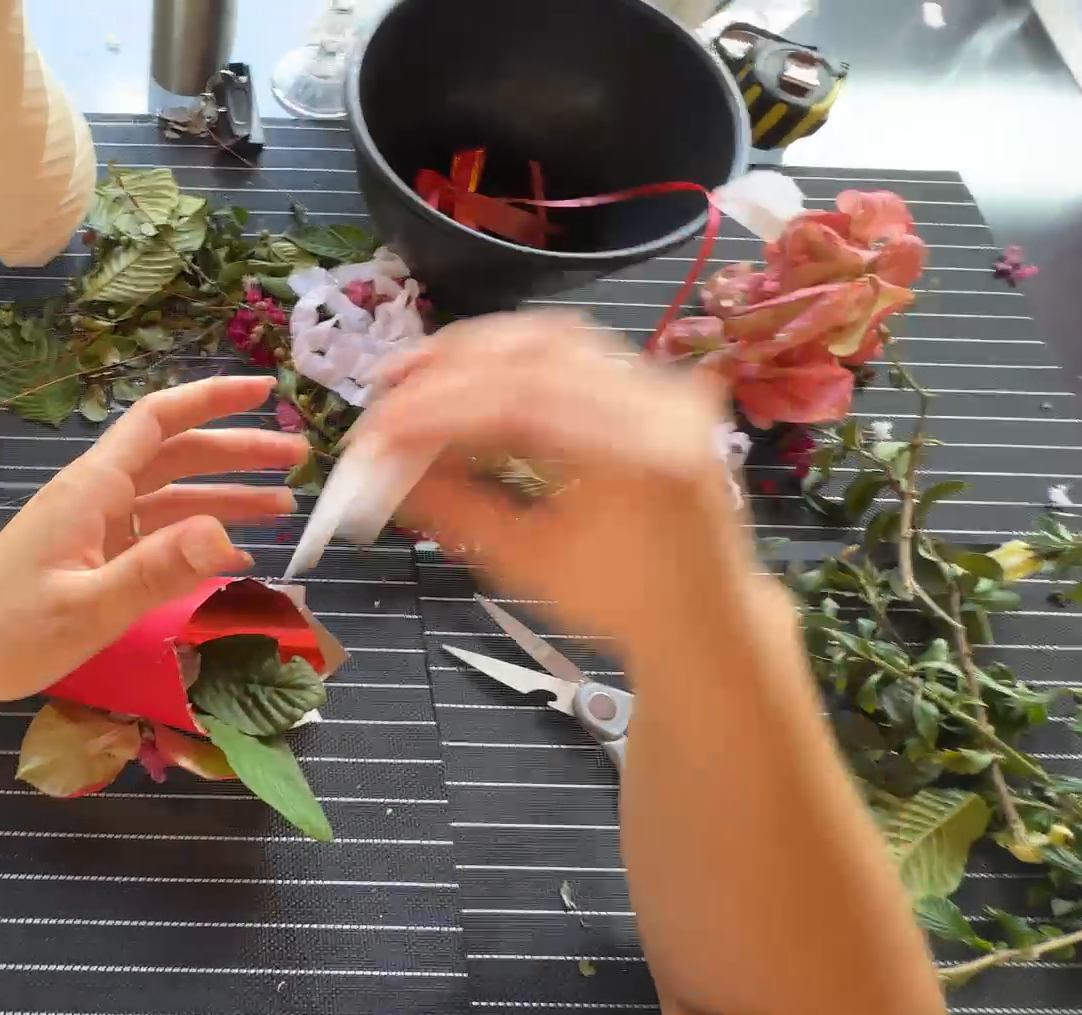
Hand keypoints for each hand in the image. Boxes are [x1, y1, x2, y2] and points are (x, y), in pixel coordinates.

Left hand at [0, 376, 307, 736]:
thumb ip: (155, 571)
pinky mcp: (91, 553)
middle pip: (175, 455)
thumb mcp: (88, 607)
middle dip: (236, 452)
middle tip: (297, 457)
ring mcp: (93, 524)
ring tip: (282, 507)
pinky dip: (193, 539)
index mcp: (92, 489)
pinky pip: (152, 534)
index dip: (211, 398)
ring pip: (169, 496)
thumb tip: (224, 535)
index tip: (265, 390)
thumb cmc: (10, 633)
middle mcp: (95, 495)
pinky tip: (233, 556)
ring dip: (223, 498)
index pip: (158, 420)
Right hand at [359, 312, 758, 652]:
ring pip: (551, 336)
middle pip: (534, 353)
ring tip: (414, 369)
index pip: (516, 405)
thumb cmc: (618, 602)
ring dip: (472, 349)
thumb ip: (453, 509)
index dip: (433, 410)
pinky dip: (507, 352)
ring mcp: (662, 386)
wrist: (706, 611)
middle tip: (385, 386)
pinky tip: (467, 367)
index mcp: (638, 458)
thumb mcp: (524, 564)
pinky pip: (570, 347)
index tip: (376, 430)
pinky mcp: (652, 385)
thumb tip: (386, 470)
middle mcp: (660, 405)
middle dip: (445, 368)